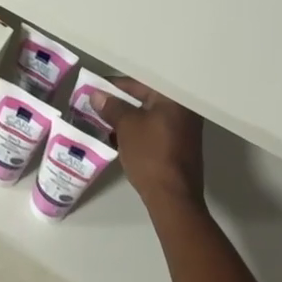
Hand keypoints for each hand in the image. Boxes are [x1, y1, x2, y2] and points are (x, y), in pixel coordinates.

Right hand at [89, 78, 204, 211]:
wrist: (173, 199)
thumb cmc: (150, 155)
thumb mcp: (126, 127)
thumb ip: (112, 107)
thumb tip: (97, 95)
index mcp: (174, 98)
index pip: (141, 82)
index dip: (116, 85)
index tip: (97, 89)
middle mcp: (184, 109)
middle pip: (147, 97)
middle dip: (121, 101)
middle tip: (98, 103)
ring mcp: (185, 129)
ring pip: (151, 115)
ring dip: (129, 117)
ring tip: (105, 119)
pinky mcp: (181, 146)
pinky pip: (156, 129)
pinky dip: (139, 130)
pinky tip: (121, 136)